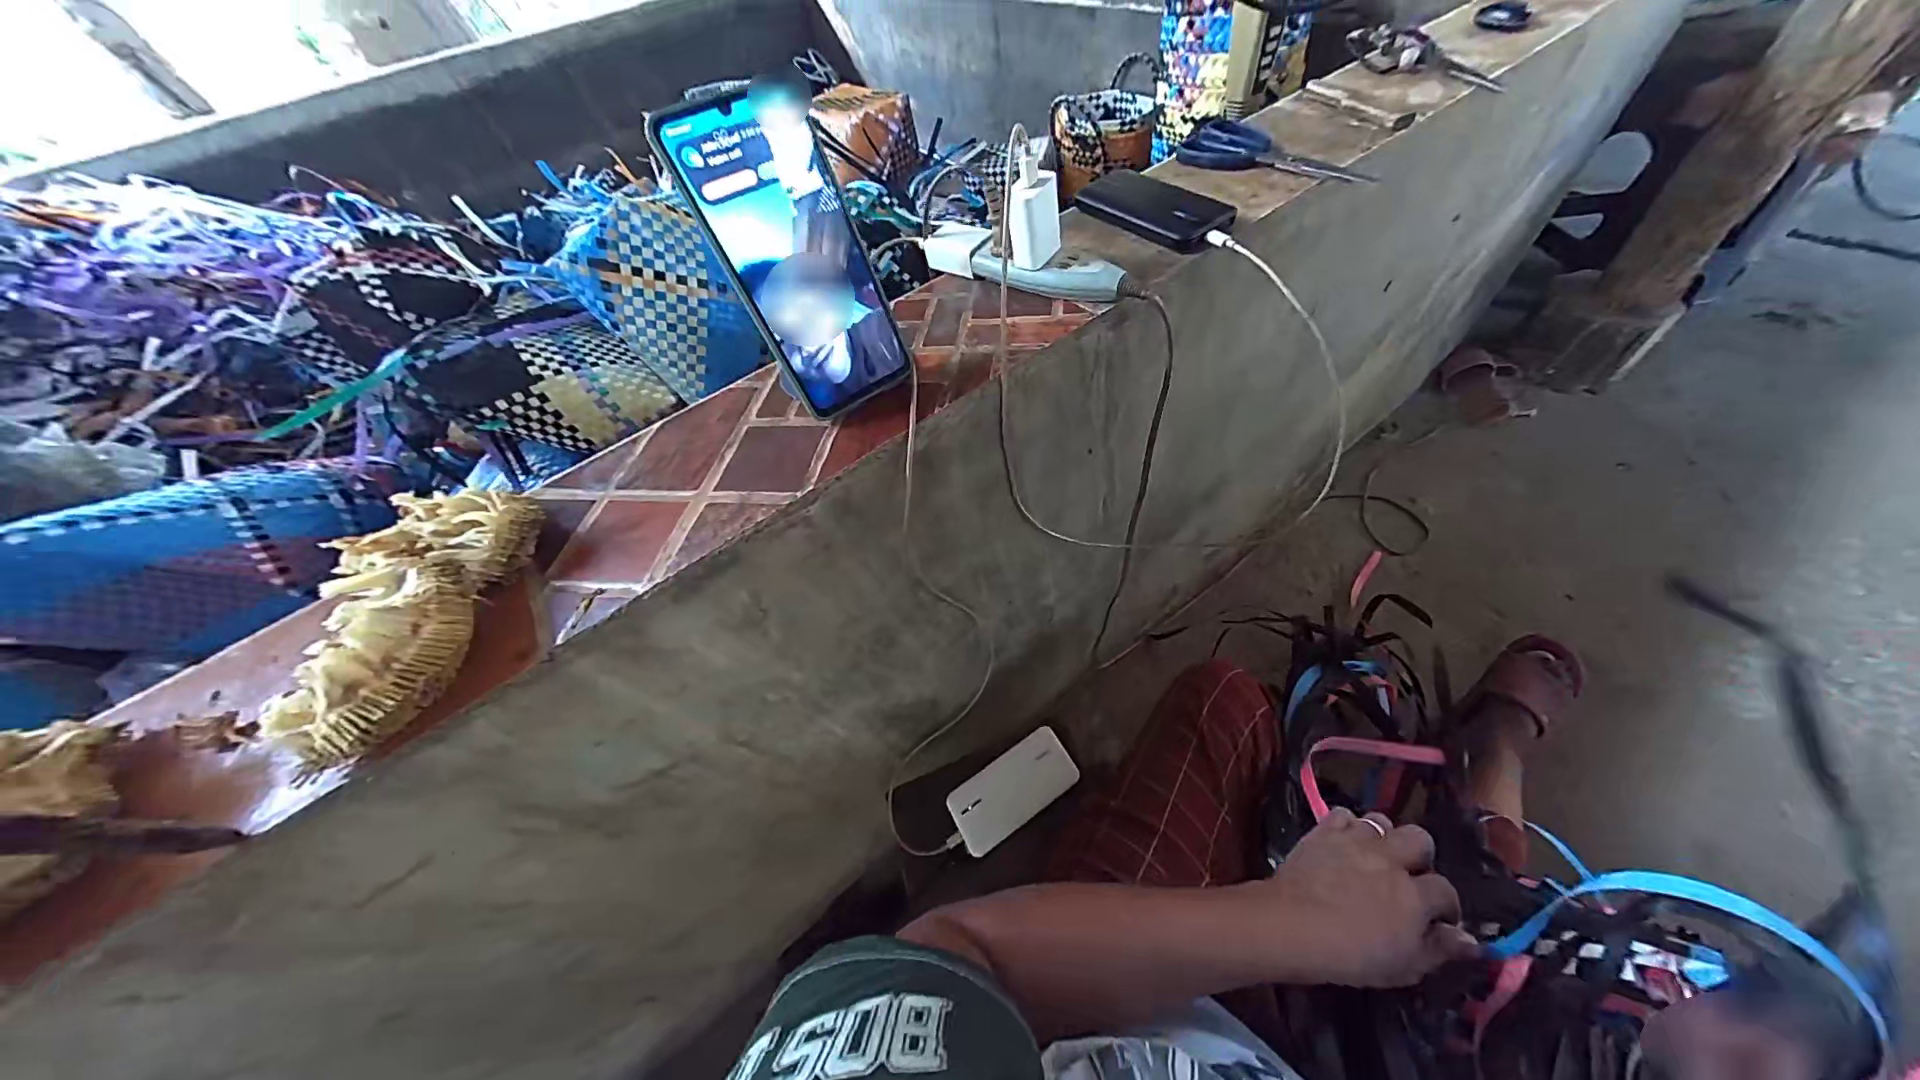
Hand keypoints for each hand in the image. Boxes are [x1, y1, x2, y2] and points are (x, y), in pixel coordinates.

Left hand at [1256, 808, 1480, 986]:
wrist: (1294, 923)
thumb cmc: (1353, 954)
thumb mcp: (1406, 966)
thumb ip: (1440, 949)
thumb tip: (1470, 940)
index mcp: (1415, 895)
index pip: (1445, 890)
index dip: (1445, 905)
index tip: (1438, 919)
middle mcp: (1389, 860)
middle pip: (1419, 838)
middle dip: (1420, 856)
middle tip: (1407, 877)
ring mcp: (1354, 841)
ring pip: (1380, 820)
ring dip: (1383, 837)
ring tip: (1375, 856)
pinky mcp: (1322, 831)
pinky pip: (1341, 814)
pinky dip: (1346, 825)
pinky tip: (1344, 842)